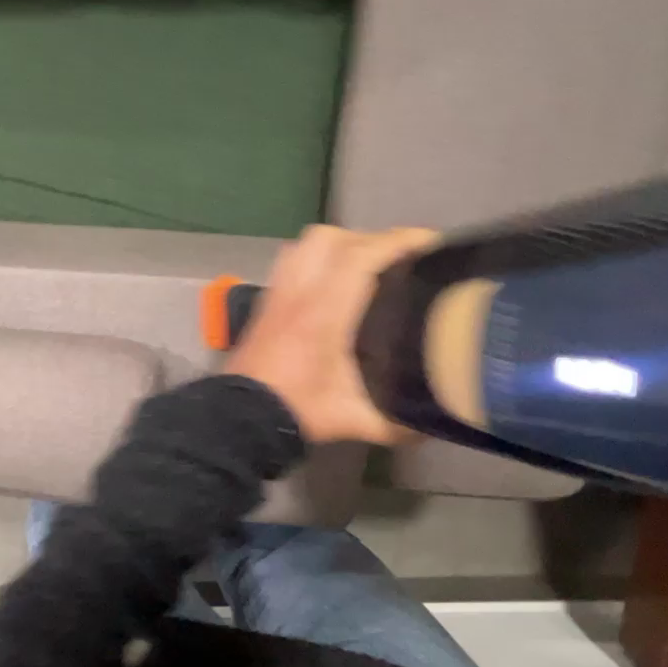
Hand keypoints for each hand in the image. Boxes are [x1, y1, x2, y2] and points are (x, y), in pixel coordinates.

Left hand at [223, 225, 438, 443]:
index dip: (397, 241)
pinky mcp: (263, 305)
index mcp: (323, 314)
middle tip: (393, 257)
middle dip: (366, 239)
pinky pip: (288, 263)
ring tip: (361, 263)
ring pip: (303, 246)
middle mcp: (297, 295)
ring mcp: (275, 296)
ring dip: (335, 245)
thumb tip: (429, 427)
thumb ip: (395, 423)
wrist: (238, 419)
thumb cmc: (295, 412)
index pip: (359, 258)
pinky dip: (312, 259)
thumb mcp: (352, 419)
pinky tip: (329, 282)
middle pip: (329, 239)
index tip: (428, 241)